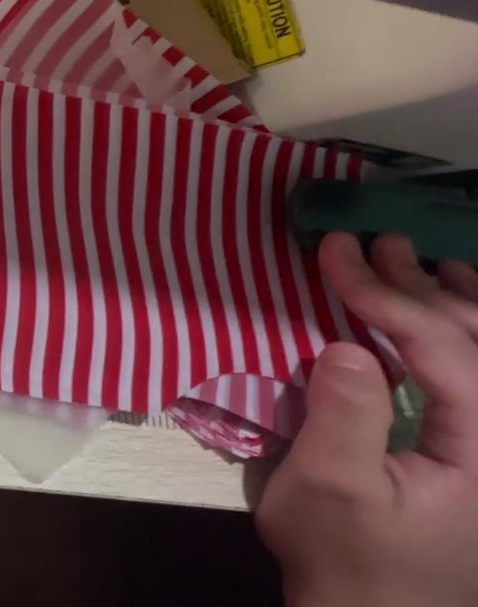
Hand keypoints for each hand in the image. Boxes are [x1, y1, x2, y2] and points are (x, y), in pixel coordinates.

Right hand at [257, 233, 477, 606]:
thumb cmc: (346, 553)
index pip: (448, 350)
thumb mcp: (332, 488)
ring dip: (461, 305)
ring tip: (425, 262)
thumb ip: (344, 417)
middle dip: (423, 287)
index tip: (333, 251)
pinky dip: (469, 340)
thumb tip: (344, 345)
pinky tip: (456, 315)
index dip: (389, 293)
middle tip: (370, 243)